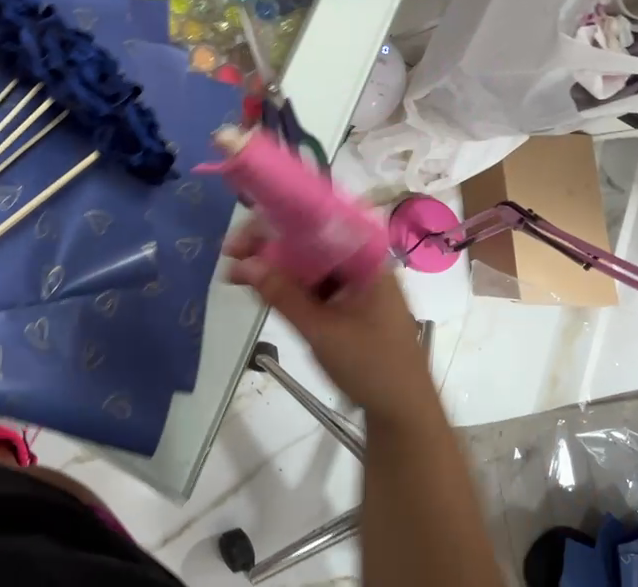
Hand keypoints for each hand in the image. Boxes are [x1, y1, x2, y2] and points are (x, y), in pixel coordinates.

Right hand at [226, 227, 436, 418]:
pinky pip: (314, 283)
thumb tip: (242, 264)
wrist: (405, 417)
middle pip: (310, 241)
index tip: (246, 230)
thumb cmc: (372, 369)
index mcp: (368, 262)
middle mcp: (363, 266)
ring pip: (308, 262)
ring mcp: (357, 286)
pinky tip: (260, 287)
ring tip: (238, 270)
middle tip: (232, 253)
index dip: (279, 220)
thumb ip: (281, 295)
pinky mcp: (349, 304)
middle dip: (270, 245)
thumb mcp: (321, 331)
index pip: (320, 224)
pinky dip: (288, 284)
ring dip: (274, 265)